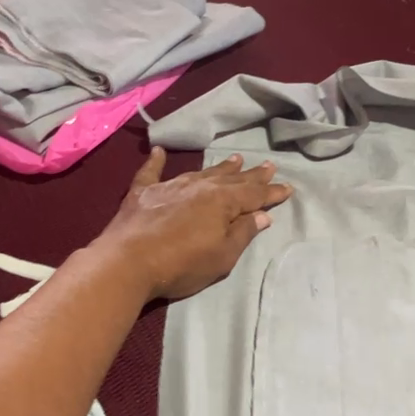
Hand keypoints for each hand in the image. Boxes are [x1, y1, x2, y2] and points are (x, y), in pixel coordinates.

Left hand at [90, 148, 292, 301]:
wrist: (127, 262)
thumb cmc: (181, 264)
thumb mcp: (222, 257)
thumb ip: (242, 233)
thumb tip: (262, 215)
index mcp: (222, 202)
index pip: (254, 195)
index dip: (271, 193)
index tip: (287, 187)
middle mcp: (200, 187)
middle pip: (232, 179)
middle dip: (252, 175)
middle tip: (268, 165)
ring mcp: (170, 186)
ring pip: (202, 172)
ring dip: (220, 167)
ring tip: (235, 160)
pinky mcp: (143, 193)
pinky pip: (152, 172)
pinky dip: (157, 161)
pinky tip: (159, 151)